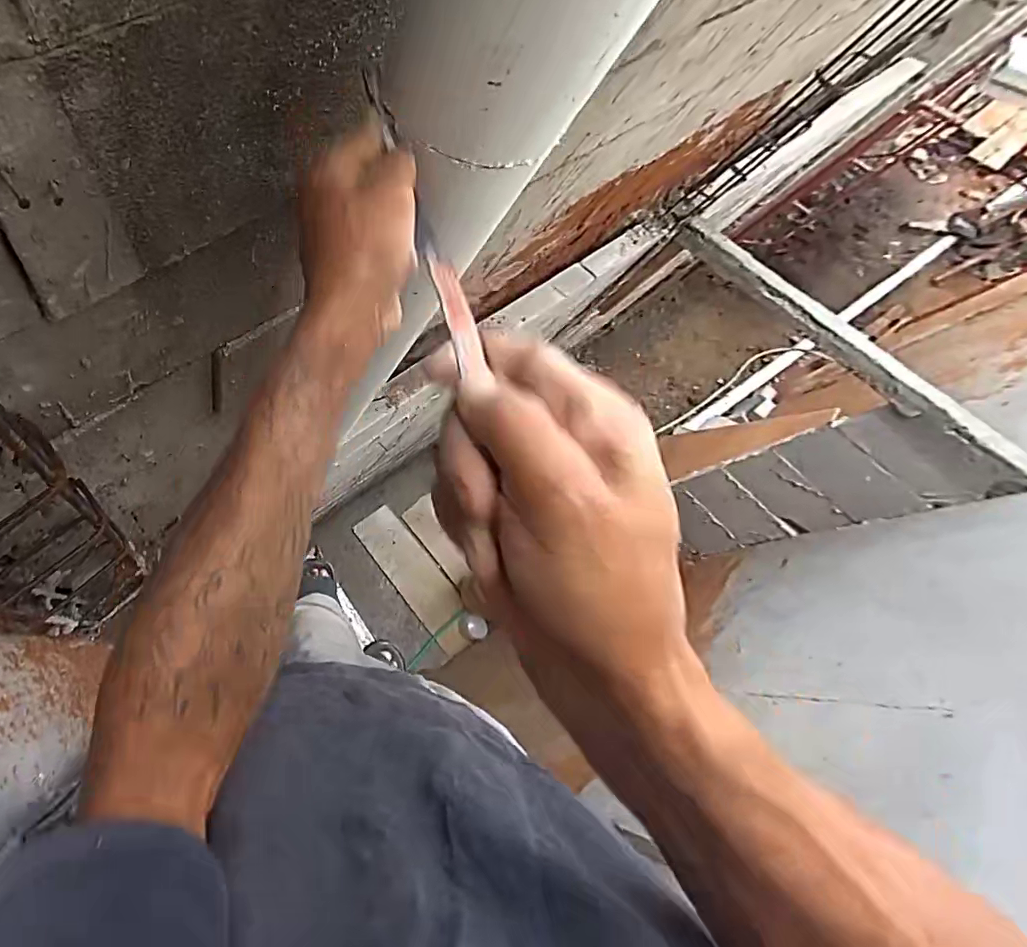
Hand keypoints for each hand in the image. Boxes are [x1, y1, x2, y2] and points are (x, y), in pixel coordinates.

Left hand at [297, 120, 416, 338]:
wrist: (355, 307)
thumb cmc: (364, 255)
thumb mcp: (395, 188)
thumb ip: (399, 159)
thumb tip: (401, 156)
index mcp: (323, 170)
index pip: (364, 134)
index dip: (394, 142)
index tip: (410, 152)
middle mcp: (317, 198)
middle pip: (367, 173)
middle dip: (393, 182)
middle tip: (408, 195)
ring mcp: (326, 229)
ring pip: (371, 206)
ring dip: (391, 214)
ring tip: (401, 228)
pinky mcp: (339, 255)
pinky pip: (371, 237)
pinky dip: (386, 242)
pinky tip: (393, 252)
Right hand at [428, 334, 691, 701]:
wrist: (594, 668)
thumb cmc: (597, 589)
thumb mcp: (561, 499)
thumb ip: (515, 427)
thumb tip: (468, 377)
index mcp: (593, 420)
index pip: (522, 358)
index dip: (474, 360)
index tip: (430, 377)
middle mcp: (558, 438)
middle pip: (476, 408)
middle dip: (467, 458)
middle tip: (487, 504)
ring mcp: (526, 474)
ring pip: (457, 453)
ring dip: (463, 499)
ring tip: (495, 539)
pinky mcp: (502, 505)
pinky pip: (454, 491)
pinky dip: (460, 522)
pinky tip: (490, 550)